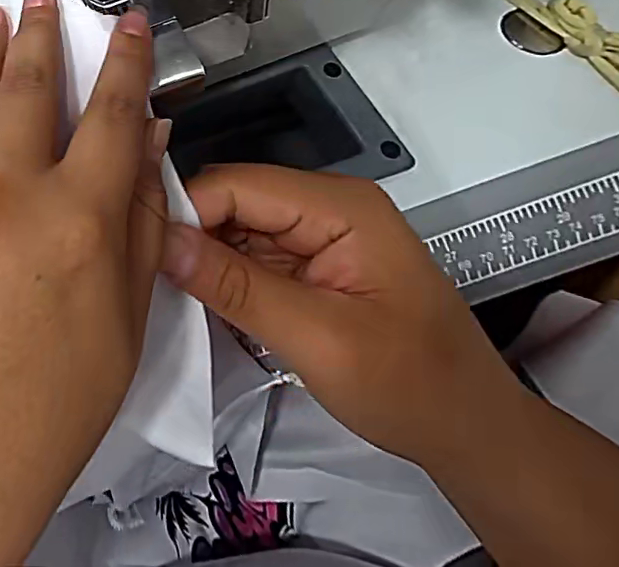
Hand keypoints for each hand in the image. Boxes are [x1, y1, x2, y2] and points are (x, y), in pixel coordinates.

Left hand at [0, 0, 170, 564]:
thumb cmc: (50, 403)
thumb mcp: (126, 320)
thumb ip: (140, 219)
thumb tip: (148, 139)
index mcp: (77, 215)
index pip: (111, 112)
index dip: (125, 60)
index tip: (126, 21)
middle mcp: (7, 186)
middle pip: (27, 85)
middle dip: (39, 31)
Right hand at [159, 164, 522, 466]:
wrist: (471, 432)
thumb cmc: (414, 386)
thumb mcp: (318, 339)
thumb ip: (236, 285)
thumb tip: (165, 243)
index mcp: (339, 205)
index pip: (237, 185)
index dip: (187, 212)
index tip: (147, 252)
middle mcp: (325, 204)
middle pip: (232, 200)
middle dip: (191, 234)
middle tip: (152, 275)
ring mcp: (316, 231)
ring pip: (234, 225)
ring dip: (204, 256)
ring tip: (172, 289)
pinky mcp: (308, 258)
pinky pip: (248, 251)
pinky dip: (223, 273)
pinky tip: (204, 297)